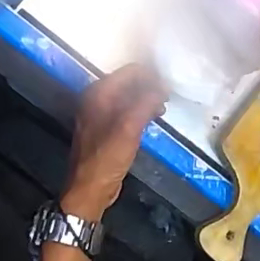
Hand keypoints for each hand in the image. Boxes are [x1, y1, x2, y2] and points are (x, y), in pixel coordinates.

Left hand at [60, 64, 167, 220]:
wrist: (89, 189)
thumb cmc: (107, 158)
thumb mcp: (129, 128)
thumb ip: (145, 103)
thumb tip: (162, 86)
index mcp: (97, 94)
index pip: (128, 71)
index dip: (150, 75)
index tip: (170, 85)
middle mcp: (96, 99)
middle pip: (128, 82)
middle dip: (149, 86)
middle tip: (169, 97)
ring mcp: (100, 113)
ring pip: (128, 96)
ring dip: (146, 99)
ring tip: (163, 108)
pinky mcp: (106, 127)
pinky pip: (126, 110)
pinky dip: (140, 110)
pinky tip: (152, 117)